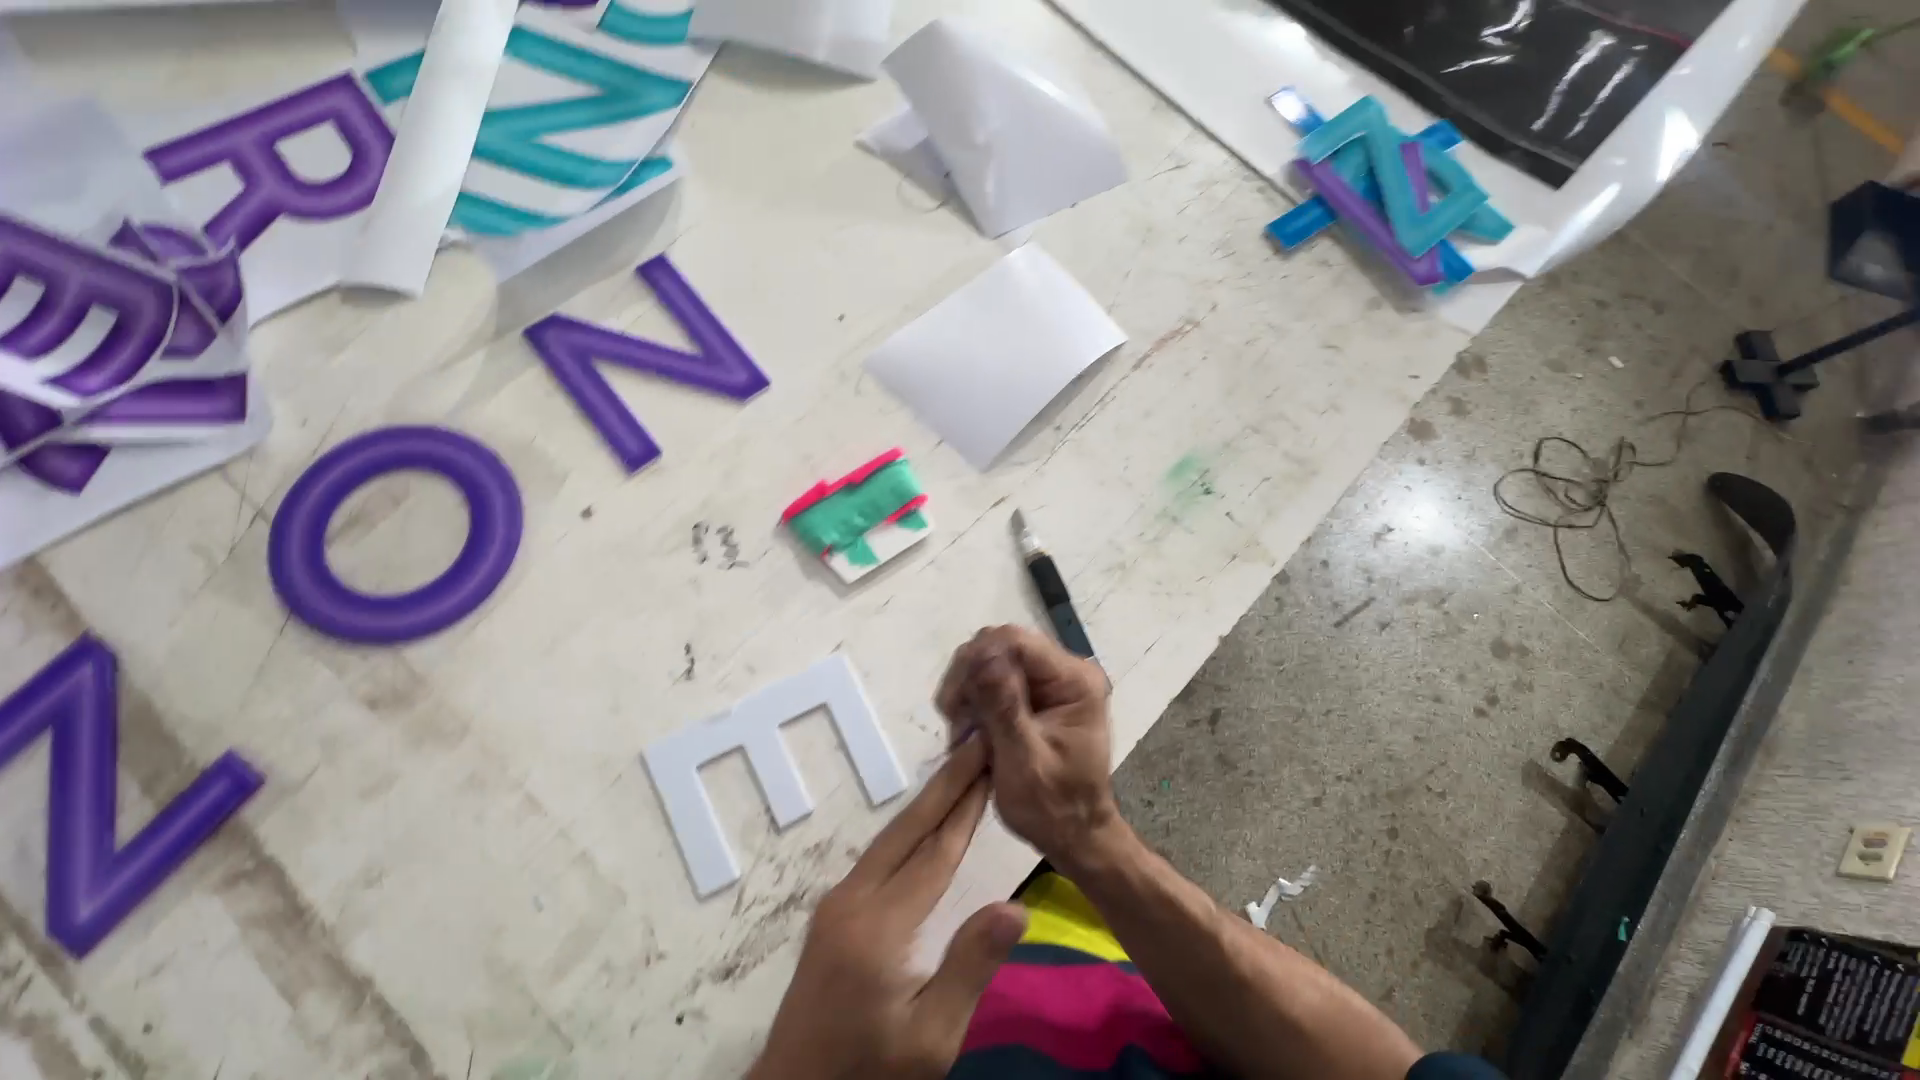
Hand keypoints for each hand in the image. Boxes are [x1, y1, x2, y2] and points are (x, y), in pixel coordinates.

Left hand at [748, 736, 1028, 1079]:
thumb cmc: (871, 1071)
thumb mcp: (931, 1037)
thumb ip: (969, 968)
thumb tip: (1015, 906)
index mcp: (879, 927)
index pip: (933, 854)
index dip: (965, 808)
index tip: (989, 765)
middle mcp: (852, 901)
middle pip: (906, 831)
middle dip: (945, 785)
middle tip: (976, 745)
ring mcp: (837, 905)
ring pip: (889, 840)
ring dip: (927, 804)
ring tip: (959, 772)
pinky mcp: (833, 915)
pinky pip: (878, 858)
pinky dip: (909, 831)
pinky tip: (925, 825)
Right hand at [936, 625, 1120, 873]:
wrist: (1073, 836)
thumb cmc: (1053, 807)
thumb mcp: (1023, 761)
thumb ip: (1003, 707)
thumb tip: (982, 654)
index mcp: (1075, 680)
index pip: (1014, 641)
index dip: (976, 663)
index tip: (954, 704)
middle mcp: (1065, 671)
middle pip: (998, 645)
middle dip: (968, 679)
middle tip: (956, 723)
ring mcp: (1050, 681)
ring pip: (990, 660)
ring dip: (967, 692)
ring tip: (962, 733)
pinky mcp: (1035, 694)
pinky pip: (992, 680)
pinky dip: (974, 701)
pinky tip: (971, 731)